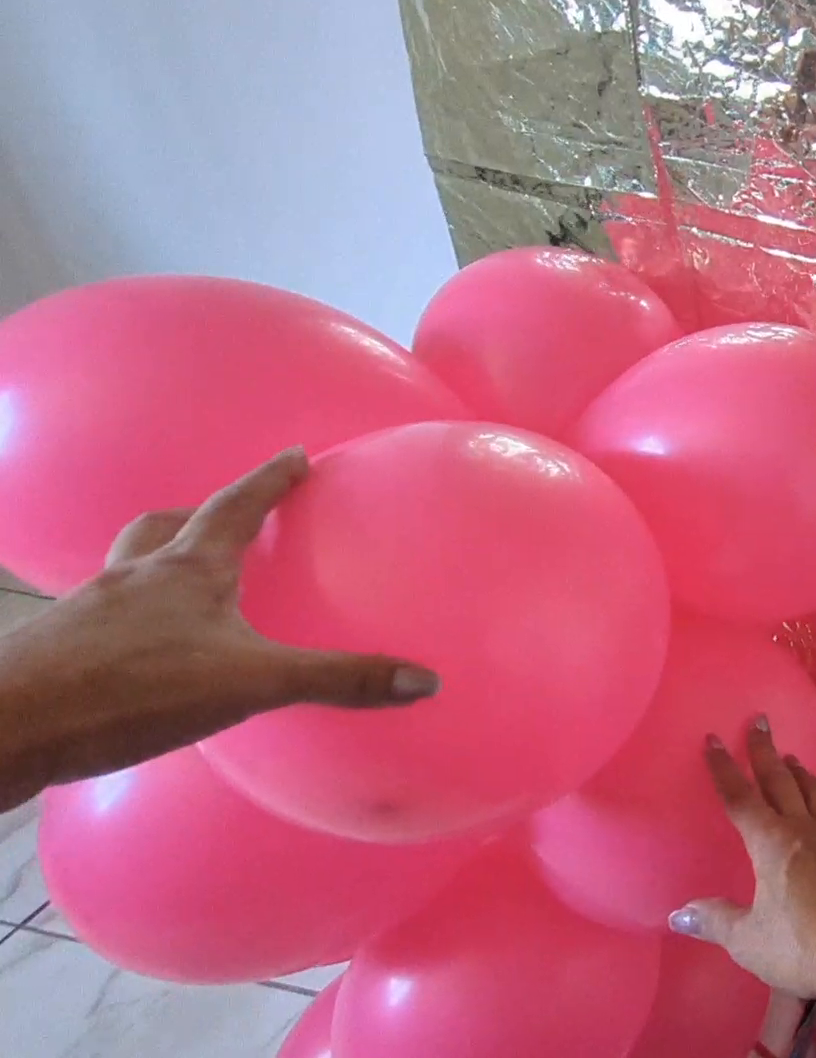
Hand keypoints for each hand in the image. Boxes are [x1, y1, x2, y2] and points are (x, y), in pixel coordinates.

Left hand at [0, 448, 438, 807]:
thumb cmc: (126, 692)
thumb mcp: (253, 684)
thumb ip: (341, 679)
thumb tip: (427, 680)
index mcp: (185, 572)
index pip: (236, 508)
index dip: (269, 480)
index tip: (294, 455)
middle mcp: (131, 580)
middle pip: (161, 527)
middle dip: (198, 515)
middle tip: (230, 519)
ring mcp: (85, 615)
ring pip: (126, 569)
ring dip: (159, 563)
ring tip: (191, 584)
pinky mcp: (56, 653)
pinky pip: (106, 619)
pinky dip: (135, 618)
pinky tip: (151, 653)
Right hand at [669, 719, 815, 1000]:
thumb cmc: (800, 943)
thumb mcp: (748, 938)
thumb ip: (716, 921)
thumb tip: (679, 915)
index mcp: (771, 842)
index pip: (741, 797)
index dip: (724, 768)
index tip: (713, 739)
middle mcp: (802, 829)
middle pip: (780, 781)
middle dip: (765, 752)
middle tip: (760, 722)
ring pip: (812, 792)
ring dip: (798, 772)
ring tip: (792, 758)